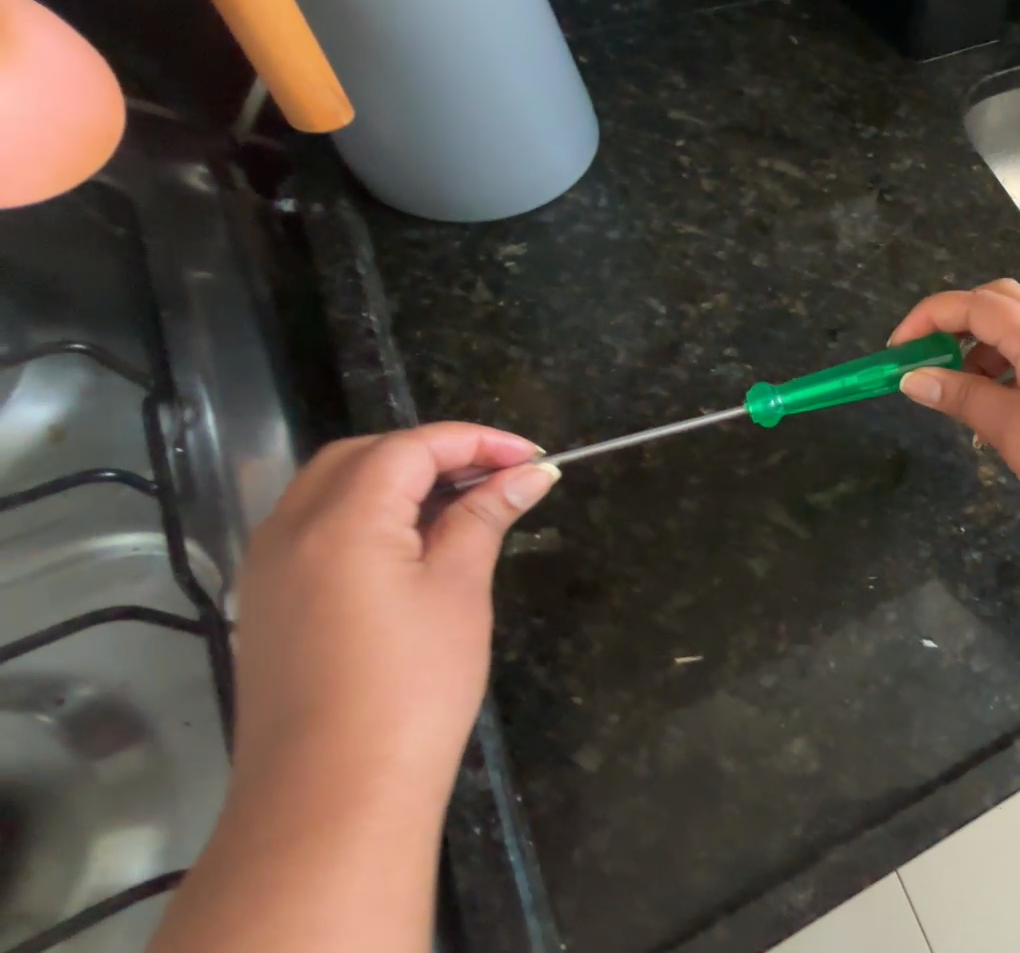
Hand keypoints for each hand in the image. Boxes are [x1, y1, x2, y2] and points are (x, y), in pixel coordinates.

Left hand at [229, 422, 559, 794]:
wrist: (333, 793)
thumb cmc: (414, 685)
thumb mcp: (461, 590)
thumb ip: (487, 518)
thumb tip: (532, 474)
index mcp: (340, 521)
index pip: (410, 448)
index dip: (477, 441)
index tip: (534, 457)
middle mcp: (289, 529)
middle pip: (365, 456)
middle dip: (437, 451)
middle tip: (502, 474)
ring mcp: (270, 566)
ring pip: (336, 487)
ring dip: (403, 479)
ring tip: (469, 502)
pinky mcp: (270, 599)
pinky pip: (319, 526)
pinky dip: (372, 512)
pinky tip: (418, 541)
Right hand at [890, 279, 1019, 538]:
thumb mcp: (1011, 429)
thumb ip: (961, 396)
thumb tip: (912, 377)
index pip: (973, 304)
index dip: (927, 319)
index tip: (895, 353)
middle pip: (996, 301)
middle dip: (953, 321)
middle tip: (925, 357)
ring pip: (1013, 328)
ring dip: (976, 346)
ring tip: (955, 387)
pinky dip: (999, 367)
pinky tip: (990, 404)